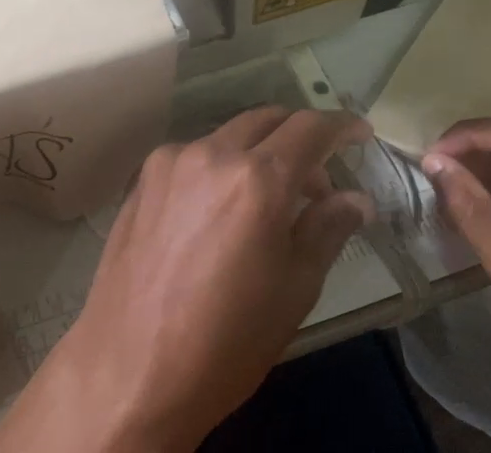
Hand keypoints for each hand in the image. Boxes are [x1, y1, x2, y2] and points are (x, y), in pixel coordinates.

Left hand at [0, 107, 375, 452]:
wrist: (130, 369)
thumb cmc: (227, 341)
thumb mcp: (294, 290)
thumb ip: (326, 230)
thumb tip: (356, 199)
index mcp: (257, 179)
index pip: (309, 128)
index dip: (341, 126)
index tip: (360, 133)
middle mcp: (210, 155)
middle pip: (265, 121)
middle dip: (298, 138)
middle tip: (318, 183)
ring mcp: (169, 164)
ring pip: (227, 138)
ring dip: (257, 154)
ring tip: (270, 205)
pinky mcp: (141, 181)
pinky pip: (194, 158)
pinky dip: (220, 168)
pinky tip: (222, 214)